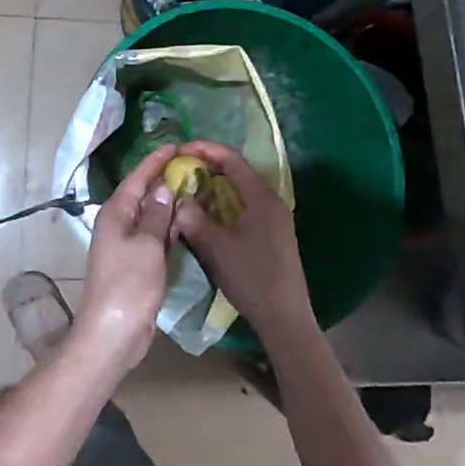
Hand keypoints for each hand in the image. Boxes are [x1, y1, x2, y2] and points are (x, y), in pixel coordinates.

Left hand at [76, 144, 180, 375]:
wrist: (114, 334)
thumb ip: (157, 214)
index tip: (176, 145)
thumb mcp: (147, 244)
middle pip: (144, 193)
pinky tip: (187, 219)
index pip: (137, 178)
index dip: (156, 160)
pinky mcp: (138, 263)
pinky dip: (169, 225)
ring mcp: (128, 245)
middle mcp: (119, 224)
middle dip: (165, 178)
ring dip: (169, 202)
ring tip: (195, 186)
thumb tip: (163, 187)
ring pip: (151, 215)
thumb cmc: (129, 284)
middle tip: (193, 164)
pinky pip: (155, 235)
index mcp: (116, 214)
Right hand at [172, 140, 315, 341]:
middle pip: (239, 171)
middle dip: (210, 166)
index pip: (233, 159)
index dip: (206, 150)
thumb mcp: (217, 248)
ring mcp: (275, 218)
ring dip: (217, 186)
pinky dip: (226, 203)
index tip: (182, 149)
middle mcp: (271, 201)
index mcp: (261, 197)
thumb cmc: (252, 277)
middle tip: (183, 168)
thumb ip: (195, 220)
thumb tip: (180, 201)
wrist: (285, 316)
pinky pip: (247, 206)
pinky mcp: (274, 233)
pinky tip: (210, 214)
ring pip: (243, 190)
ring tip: (191, 188)